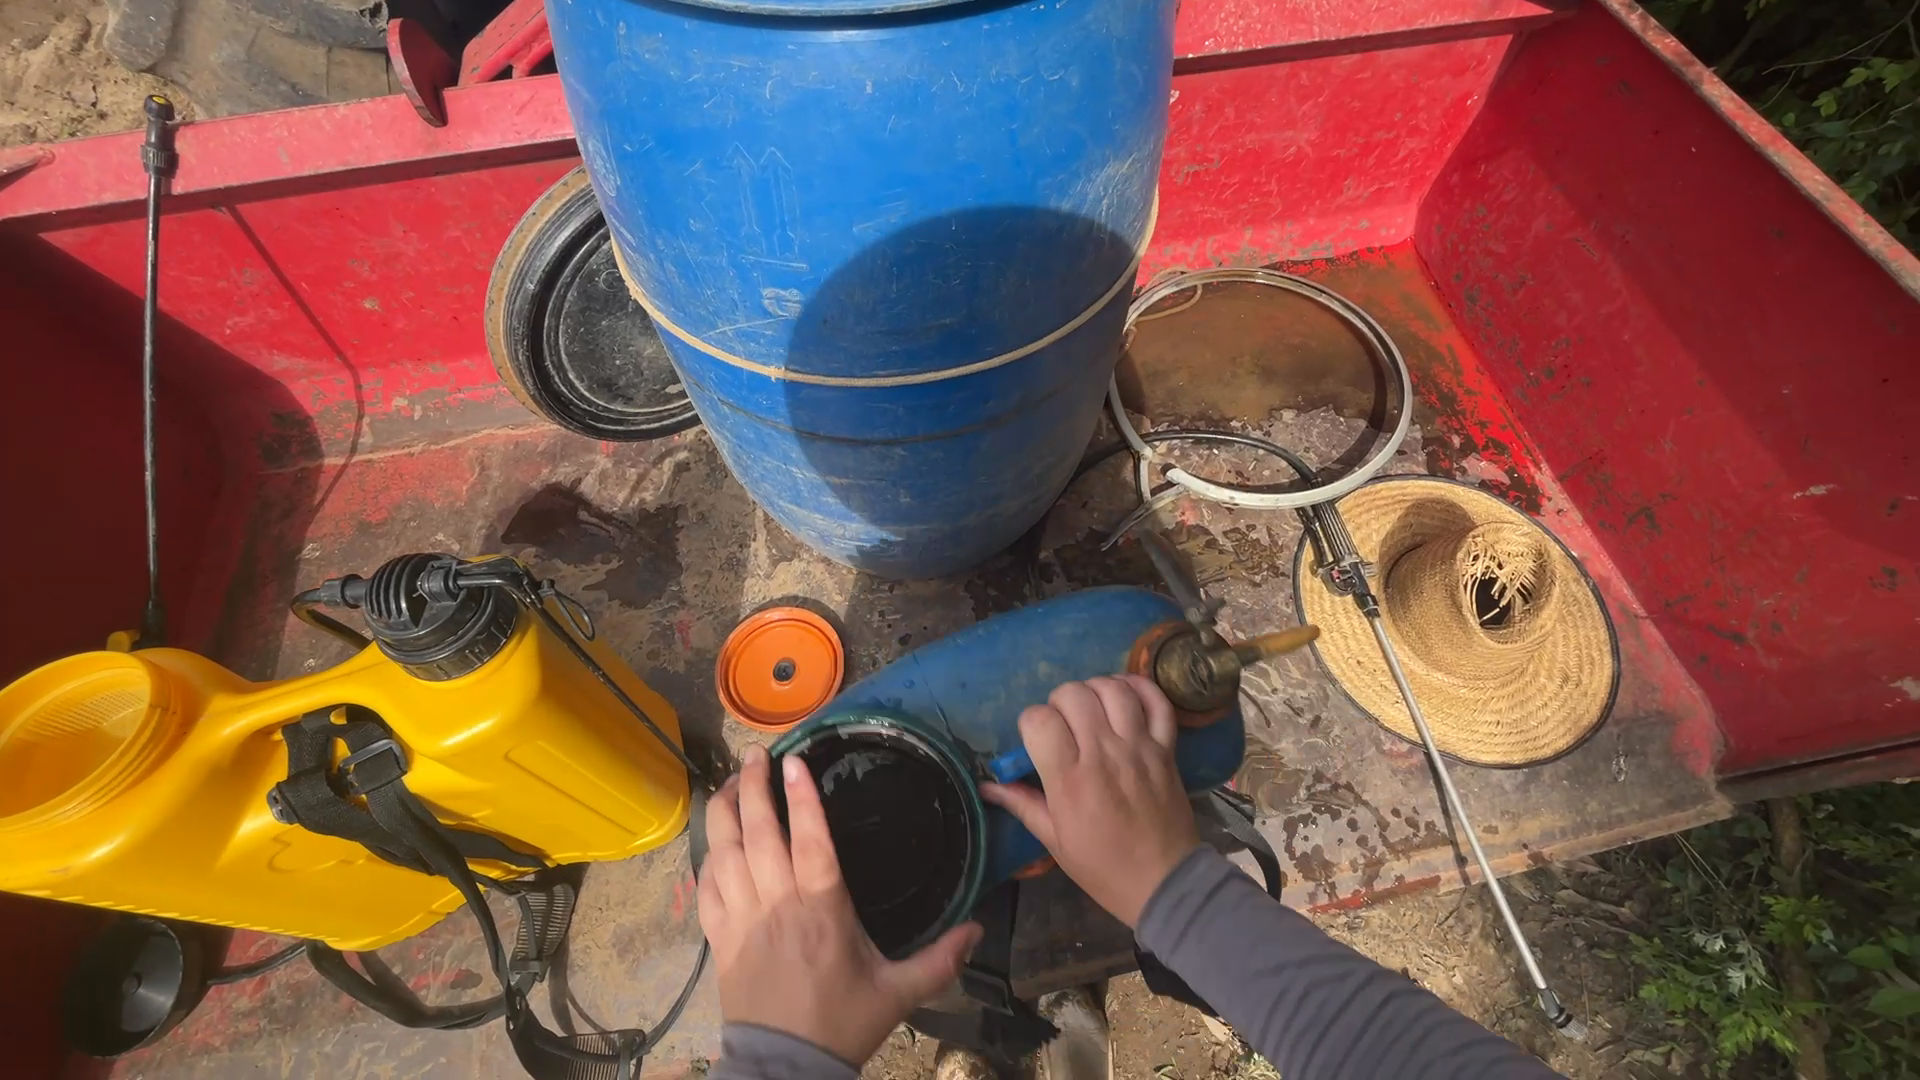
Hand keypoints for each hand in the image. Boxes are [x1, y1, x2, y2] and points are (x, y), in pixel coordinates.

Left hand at [698, 744, 983, 1064]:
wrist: (785, 1073)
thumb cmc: (842, 1023)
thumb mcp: (898, 992)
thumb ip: (940, 959)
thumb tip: (979, 926)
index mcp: (822, 911)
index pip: (811, 843)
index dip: (802, 799)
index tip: (795, 760)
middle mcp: (777, 906)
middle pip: (759, 835)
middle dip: (754, 788)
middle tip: (756, 753)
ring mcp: (741, 922)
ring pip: (725, 854)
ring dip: (725, 813)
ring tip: (729, 781)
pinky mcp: (719, 940)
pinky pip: (706, 888)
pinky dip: (708, 857)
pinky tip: (714, 839)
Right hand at [981, 675, 1199, 927]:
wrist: (1166, 883)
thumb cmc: (1103, 866)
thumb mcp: (1054, 841)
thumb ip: (1022, 804)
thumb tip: (987, 785)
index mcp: (1070, 779)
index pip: (1039, 719)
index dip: (1031, 722)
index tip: (1036, 739)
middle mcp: (1103, 754)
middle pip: (1073, 694)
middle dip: (1059, 701)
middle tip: (1062, 723)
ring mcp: (1138, 747)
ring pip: (1113, 689)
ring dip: (1095, 689)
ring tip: (1091, 707)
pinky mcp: (1166, 748)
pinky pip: (1157, 702)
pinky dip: (1140, 687)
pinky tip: (1124, 694)